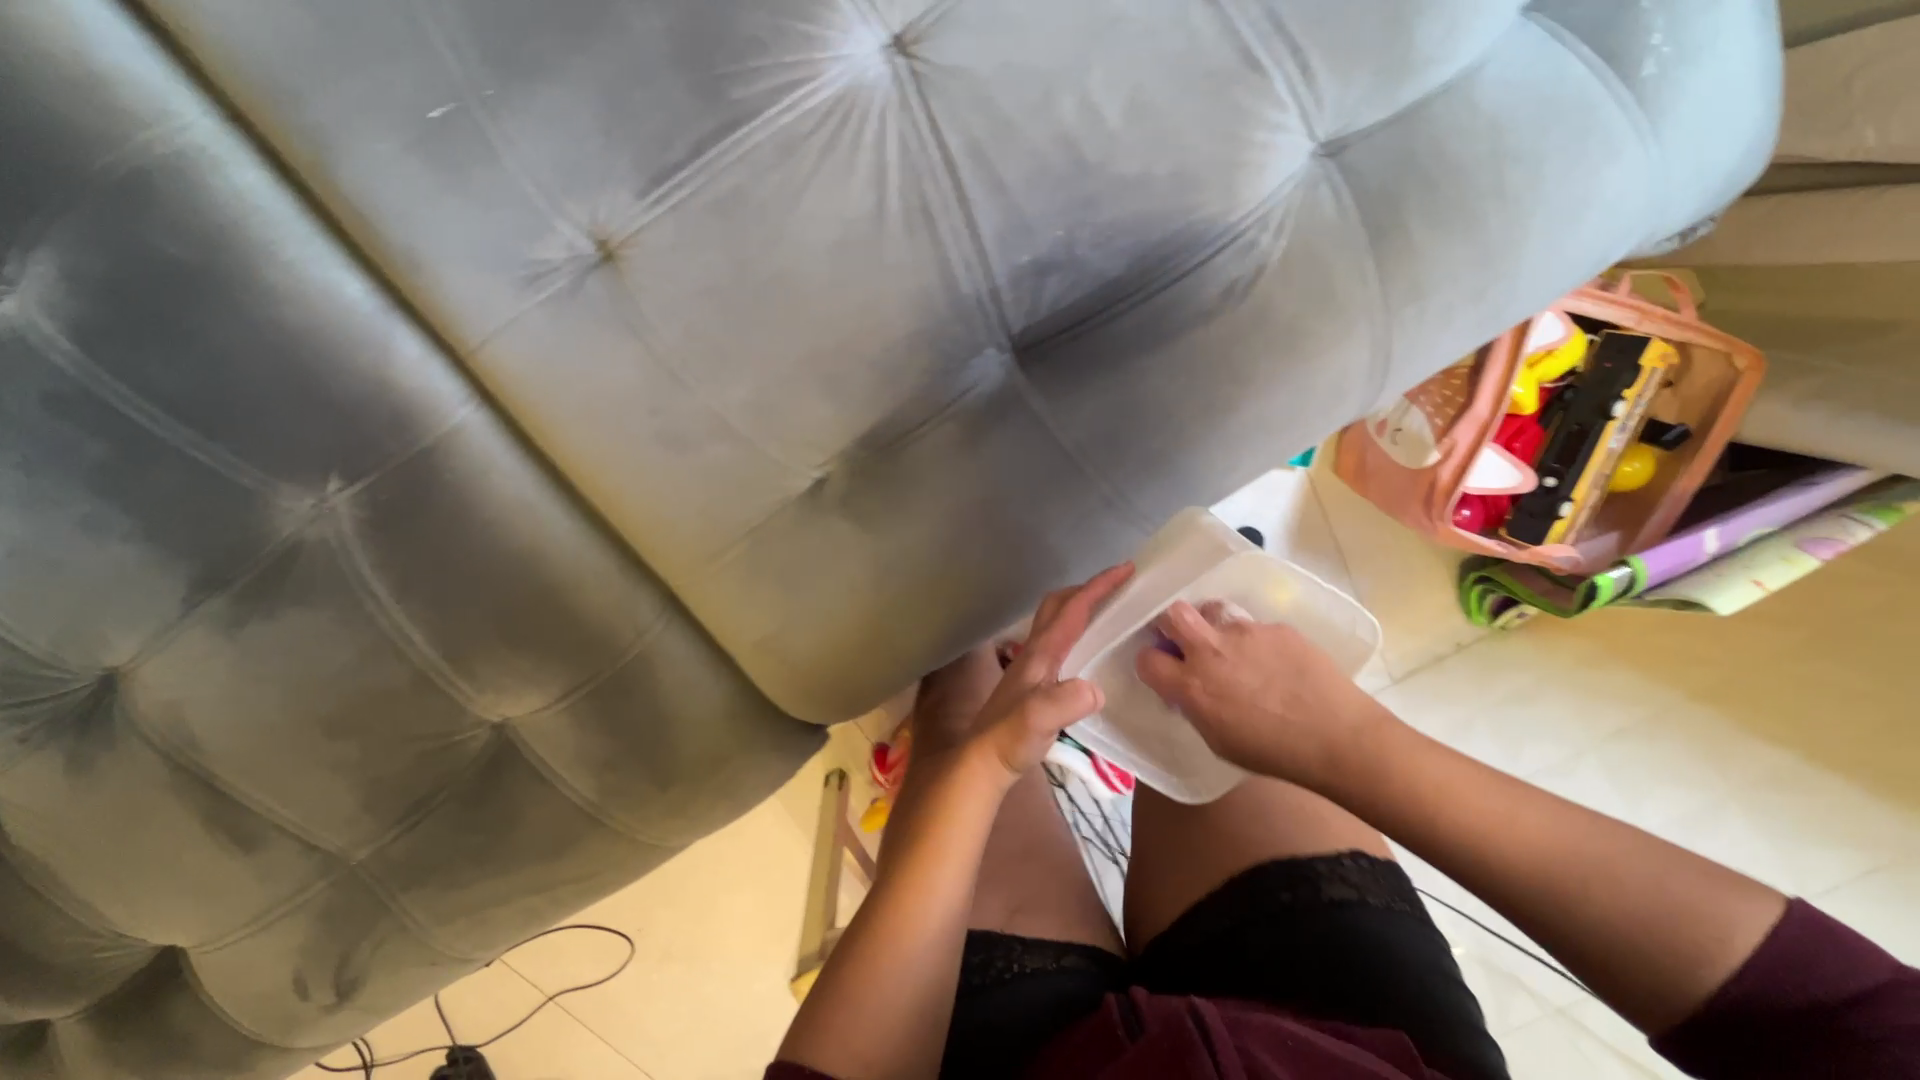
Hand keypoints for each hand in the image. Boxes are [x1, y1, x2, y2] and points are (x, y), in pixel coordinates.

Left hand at [963, 563, 1134, 784]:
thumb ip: (1063, 702)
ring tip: (1113, 614)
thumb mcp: (1037, 721)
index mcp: (1039, 654)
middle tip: (1119, 586)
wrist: (982, 764)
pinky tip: (1095, 656)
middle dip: (1087, 590)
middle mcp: (1035, 653)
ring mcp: (1033, 669)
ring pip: (1058, 625)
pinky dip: (1080, 637)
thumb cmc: (1008, 740)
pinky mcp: (1036, 686)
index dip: (1097, 587)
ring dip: (1082, 610)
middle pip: (1058, 607)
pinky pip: (1062, 648)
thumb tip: (1094, 689)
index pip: (1071, 610)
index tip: (1126, 569)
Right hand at [1133, 600, 1396, 790]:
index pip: (1147, 658)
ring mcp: (1245, 634)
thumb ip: (1195, 708)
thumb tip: (1187, 693)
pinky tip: (1272, 660)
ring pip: (1213, 609)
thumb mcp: (1218, 740)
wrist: (1336, 736)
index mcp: (1192, 686)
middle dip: (1170, 623)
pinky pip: (1253, 625)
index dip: (1150, 662)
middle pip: (1172, 614)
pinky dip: (1254, 639)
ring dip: (1211, 623)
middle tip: (1182, 638)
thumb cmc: (1273, 752)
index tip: (1161, 669)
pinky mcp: (1276, 627)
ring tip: (1227, 643)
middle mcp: (1211, 652)